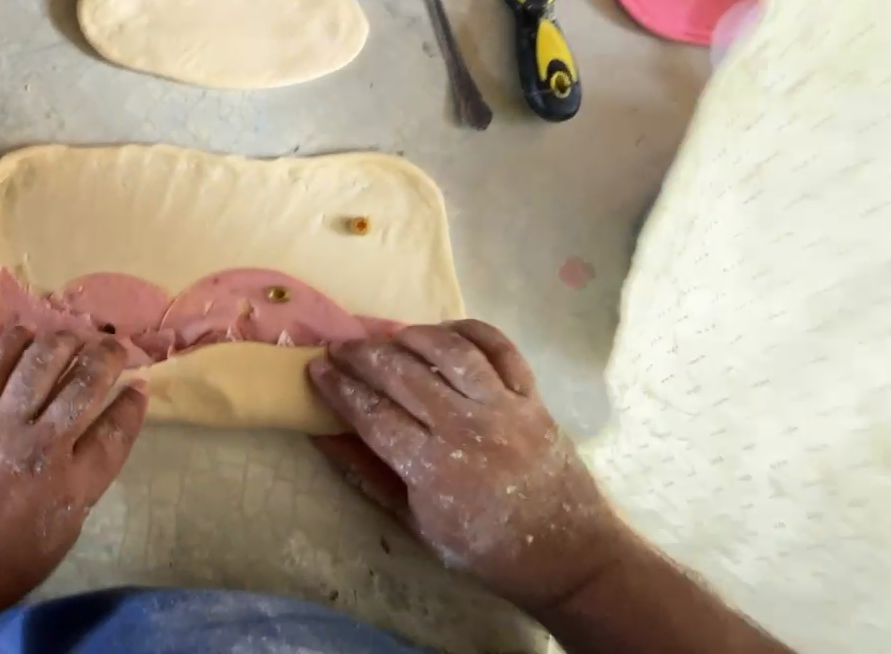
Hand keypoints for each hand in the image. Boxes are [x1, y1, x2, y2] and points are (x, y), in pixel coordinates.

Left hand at [0, 327, 148, 620]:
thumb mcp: (66, 527)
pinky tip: (27, 333)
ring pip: (40, 363)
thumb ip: (85, 477)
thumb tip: (101, 430)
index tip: (140, 384)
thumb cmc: (11, 557)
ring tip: (74, 336)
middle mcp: (41, 449)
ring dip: (63, 341)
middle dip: (107, 357)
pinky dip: (13, 341)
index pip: (114, 433)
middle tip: (114, 346)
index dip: (131, 404)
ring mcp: (1, 426)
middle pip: (83, 386)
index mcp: (71, 487)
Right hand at [307, 319, 633, 611]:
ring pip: (449, 352)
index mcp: (434, 470)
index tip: (316, 368)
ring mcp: (505, 409)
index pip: (372, 413)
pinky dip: (468, 330)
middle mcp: (468, 431)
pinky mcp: (532, 398)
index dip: (338, 386)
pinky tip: (442, 333)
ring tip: (389, 337)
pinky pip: (499, 347)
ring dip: (410, 337)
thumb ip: (366, 474)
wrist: (574, 558)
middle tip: (340, 348)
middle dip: (361, 355)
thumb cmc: (484, 545)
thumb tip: (319, 433)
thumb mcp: (415, 523)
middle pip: (402, 374)